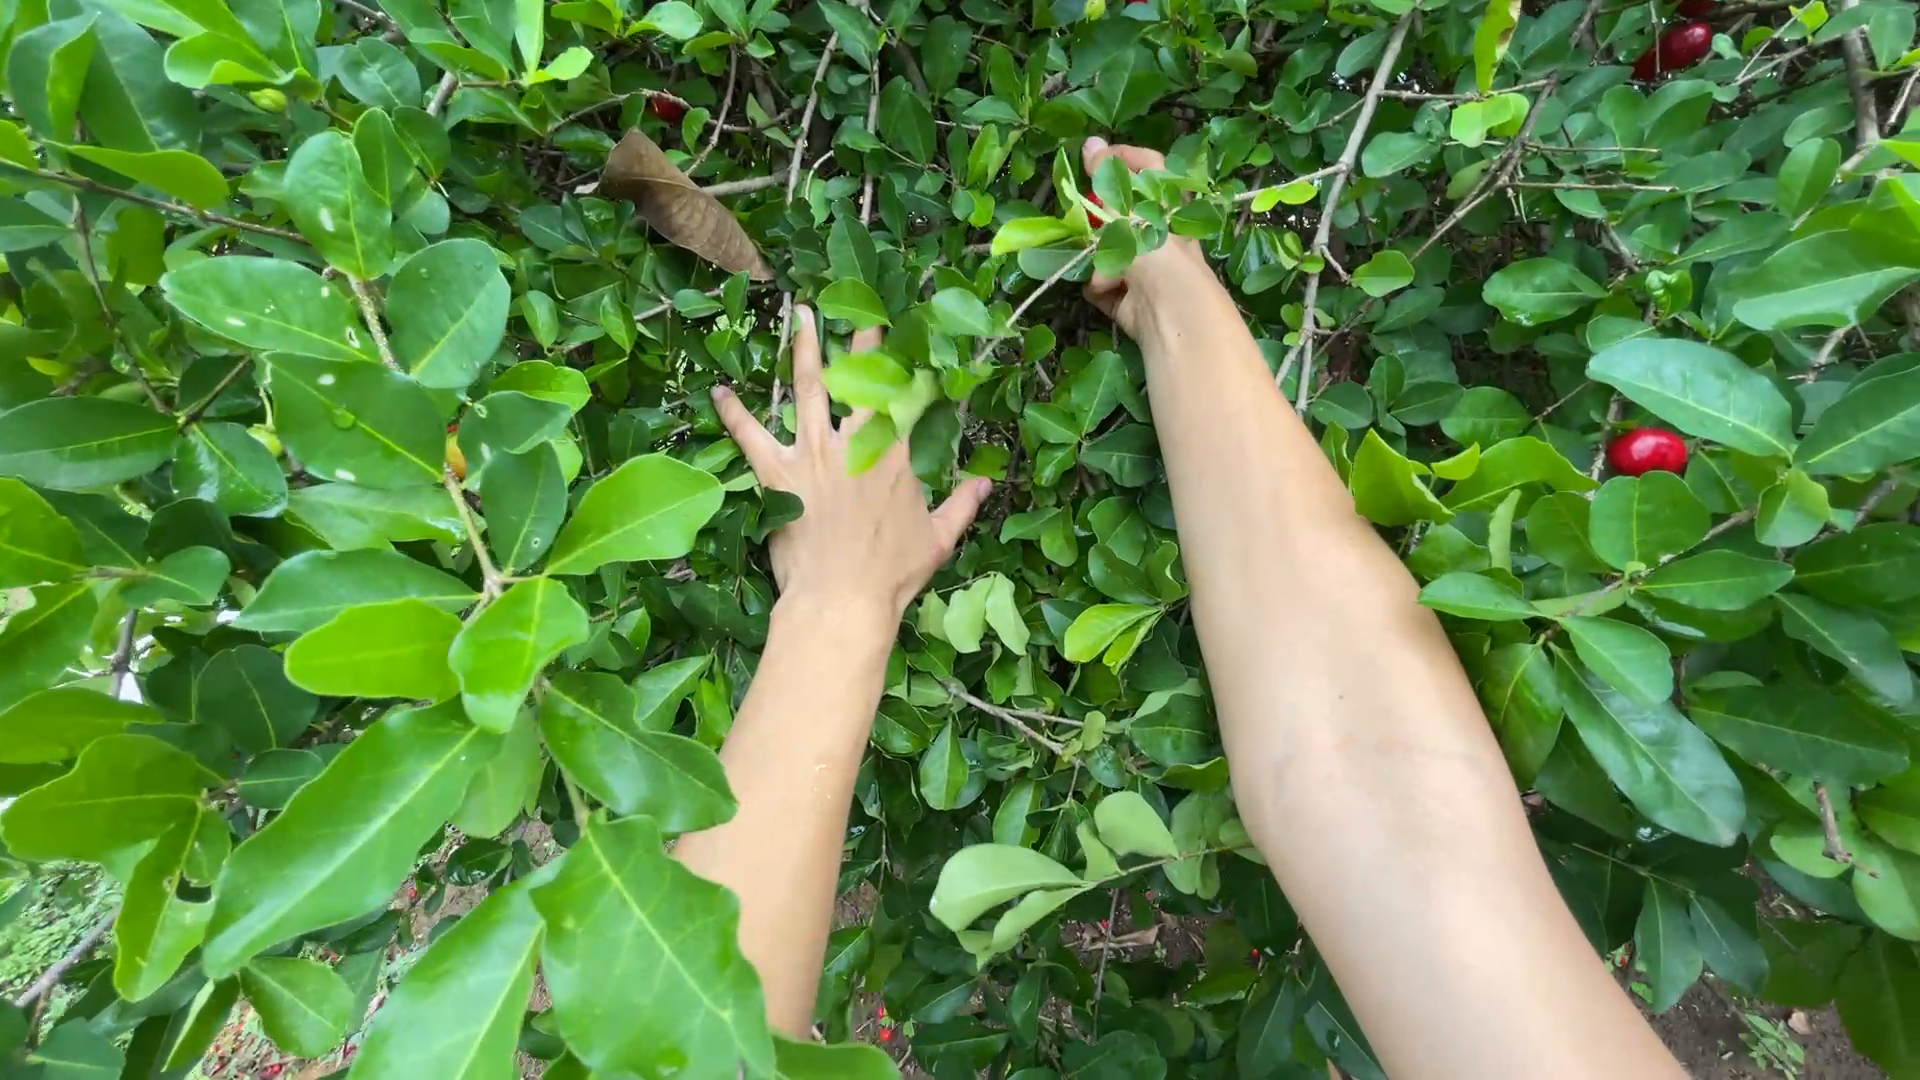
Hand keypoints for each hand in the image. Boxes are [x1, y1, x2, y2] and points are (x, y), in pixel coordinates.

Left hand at [711, 306, 990, 623]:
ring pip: (808, 389)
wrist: (842, 598)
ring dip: (805, 350)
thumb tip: (987, 482)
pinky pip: (751, 436)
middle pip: (859, 379)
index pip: (905, 399)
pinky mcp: (778, 473)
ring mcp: (813, 454)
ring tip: (800, 315)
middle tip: (857, 307)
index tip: (910, 344)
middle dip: (860, 339)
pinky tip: (719, 391)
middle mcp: (855, 442)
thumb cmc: (893, 572)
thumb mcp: (939, 539)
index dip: (908, 368)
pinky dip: (734, 413)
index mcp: (896, 456)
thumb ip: (963, 504)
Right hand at [1081, 137, 1215, 342]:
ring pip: (1107, 253)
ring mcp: (1141, 269)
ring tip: (1101, 266)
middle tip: (1082, 218)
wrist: (1170, 309)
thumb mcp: (1131, 209)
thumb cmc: (1157, 251)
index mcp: (1167, 208)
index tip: (1095, 157)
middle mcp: (1156, 237)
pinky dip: (1098, 287)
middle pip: (1120, 216)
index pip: (1148, 169)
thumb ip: (1107, 178)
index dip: (1124, 158)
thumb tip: (1090, 141)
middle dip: (1099, 221)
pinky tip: (1102, 288)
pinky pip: (1101, 286)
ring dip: (1098, 259)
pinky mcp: (1125, 299)